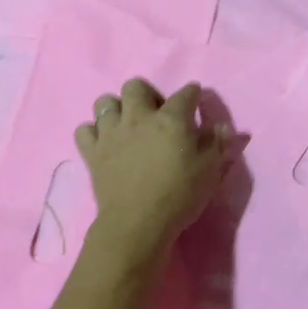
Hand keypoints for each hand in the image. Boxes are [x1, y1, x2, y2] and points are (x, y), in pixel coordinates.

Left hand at [76, 79, 235, 263]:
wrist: (138, 222)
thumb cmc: (179, 195)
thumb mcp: (210, 171)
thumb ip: (218, 144)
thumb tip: (223, 126)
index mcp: (171, 119)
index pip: (185, 94)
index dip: (193, 94)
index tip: (195, 99)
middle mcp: (138, 117)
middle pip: (136, 86)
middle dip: (147, 94)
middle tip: (155, 113)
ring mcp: (111, 133)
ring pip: (105, 102)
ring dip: (117, 109)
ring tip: (127, 125)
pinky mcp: (92, 152)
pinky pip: (84, 130)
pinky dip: (94, 133)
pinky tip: (105, 143)